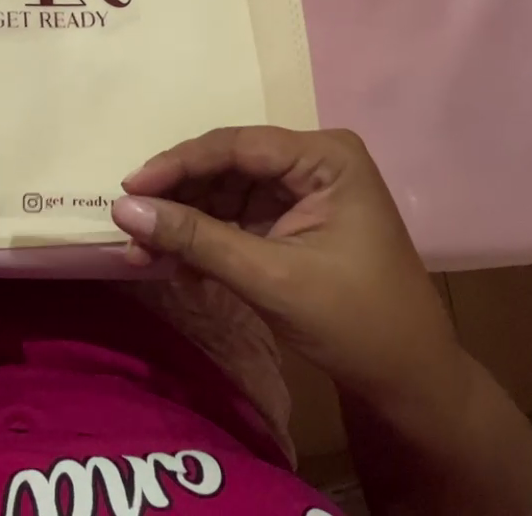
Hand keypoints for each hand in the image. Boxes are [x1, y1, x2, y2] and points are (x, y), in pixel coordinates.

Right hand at [113, 127, 462, 407]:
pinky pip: (231, 219)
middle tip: (130, 228)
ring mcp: (299, 192)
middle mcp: (311, 163)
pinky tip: (177, 268)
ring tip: (143, 255)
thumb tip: (123, 208)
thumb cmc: (355, 323)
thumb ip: (196, 239)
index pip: (235, 146)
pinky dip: (203, 242)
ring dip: (183, 225)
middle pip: (223, 168)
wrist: (409, 384)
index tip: (127, 188)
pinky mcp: (287, 220)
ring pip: (221, 193)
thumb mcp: (269, 278)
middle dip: (176, 201)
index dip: (177, 165)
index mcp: (325, 158)